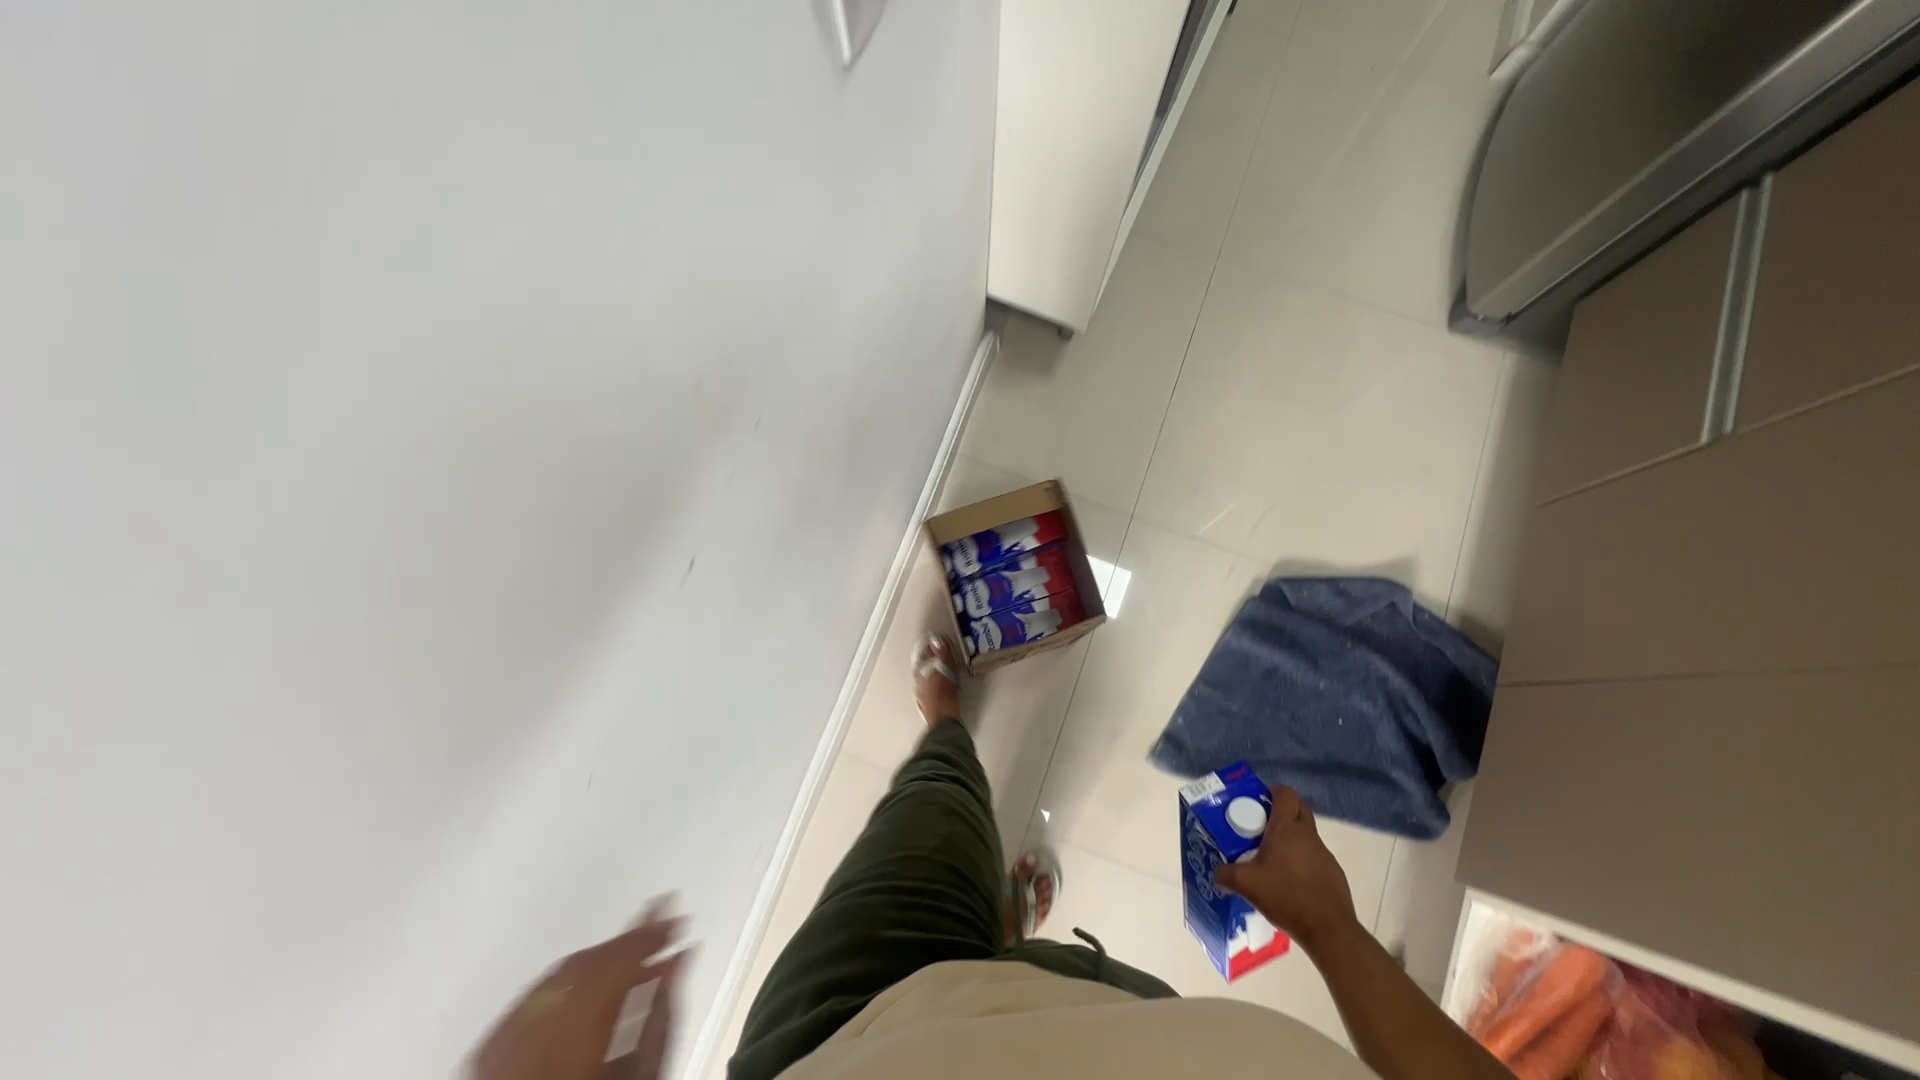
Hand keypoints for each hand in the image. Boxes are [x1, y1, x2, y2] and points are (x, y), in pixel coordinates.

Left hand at [474, 899, 686, 1079]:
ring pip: (554, 981)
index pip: (608, 973)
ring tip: (637, 956)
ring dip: (599, 961)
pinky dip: (566, 984)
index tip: (672, 913)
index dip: (643, 936)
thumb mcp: (645, 1078)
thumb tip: (679, 958)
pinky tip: (593, 985)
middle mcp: (526, 1051)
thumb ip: (660, 1018)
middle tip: (664, 928)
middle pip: (580, 970)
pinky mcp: (482, 1060)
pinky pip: (531, 1002)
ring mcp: (496, 1055)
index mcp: (571, 1057)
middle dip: (625, 943)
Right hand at [1214, 785, 1358, 951]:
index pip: (1285, 793)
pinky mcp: (1333, 872)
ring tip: (1272, 861)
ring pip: (1306, 835)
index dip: (1272, 791)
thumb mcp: (1246, 885)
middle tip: (1262, 827)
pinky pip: (1314, 857)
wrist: (1328, 929)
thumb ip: (1226, 874)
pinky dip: (1301, 862)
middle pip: (1298, 809)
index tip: (1258, 802)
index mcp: (1286, 829)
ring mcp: (1324, 854)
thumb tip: (1217, 872)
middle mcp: (1308, 835)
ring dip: (1291, 839)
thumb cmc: (1285, 896)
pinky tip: (1290, 883)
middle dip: (1282, 812)